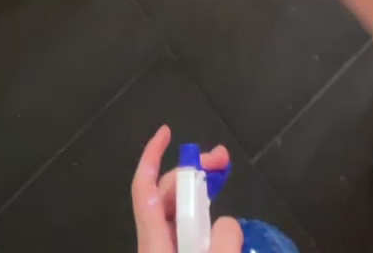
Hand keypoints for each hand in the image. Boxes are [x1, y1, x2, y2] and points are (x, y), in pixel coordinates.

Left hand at [131, 125, 241, 252]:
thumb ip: (224, 237)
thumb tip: (228, 222)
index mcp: (154, 241)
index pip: (144, 187)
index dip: (152, 155)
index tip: (166, 131)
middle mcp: (155, 243)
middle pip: (166, 193)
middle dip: (192, 170)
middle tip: (222, 161)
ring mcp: (165, 251)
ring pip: (179, 212)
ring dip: (200, 193)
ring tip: (223, 183)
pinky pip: (187, 232)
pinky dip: (203, 219)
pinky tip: (223, 225)